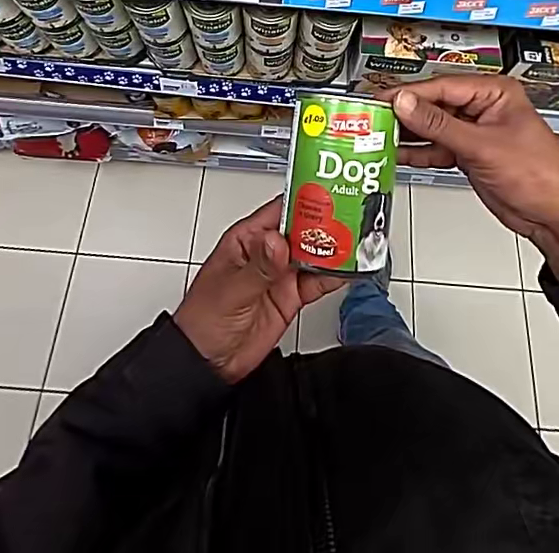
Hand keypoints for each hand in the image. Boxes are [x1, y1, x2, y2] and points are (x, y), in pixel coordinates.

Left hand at [174, 197, 346, 383]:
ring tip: (356, 242)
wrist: (207, 364)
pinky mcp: (291, 297)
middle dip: (326, 223)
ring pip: (314, 254)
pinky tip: (348, 271)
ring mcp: (281, 274)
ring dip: (333, 249)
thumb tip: (276, 241)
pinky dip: (334, 276)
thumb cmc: (202, 320)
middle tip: (351, 218)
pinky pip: (318, 282)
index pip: (279, 211)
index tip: (327, 195)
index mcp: (247, 239)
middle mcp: (267, 252)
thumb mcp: (231, 290)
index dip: (303, 200)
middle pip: (302, 230)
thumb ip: (258, 267)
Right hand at [387, 76, 558, 282]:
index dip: (410, 94)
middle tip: (376, 118)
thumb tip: (407, 103)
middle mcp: (484, 108)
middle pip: (434, 105)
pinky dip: (420, 152)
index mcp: (494, 93)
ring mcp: (475, 132)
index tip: (384, 100)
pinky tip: (401, 154)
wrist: (556, 217)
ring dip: (409, 134)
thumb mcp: (482, 145)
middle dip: (406, 114)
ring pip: (433, 127)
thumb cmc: (542, 176)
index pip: (442, 86)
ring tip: (382, 135)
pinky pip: (437, 147)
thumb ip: (439, 124)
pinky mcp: (469, 154)